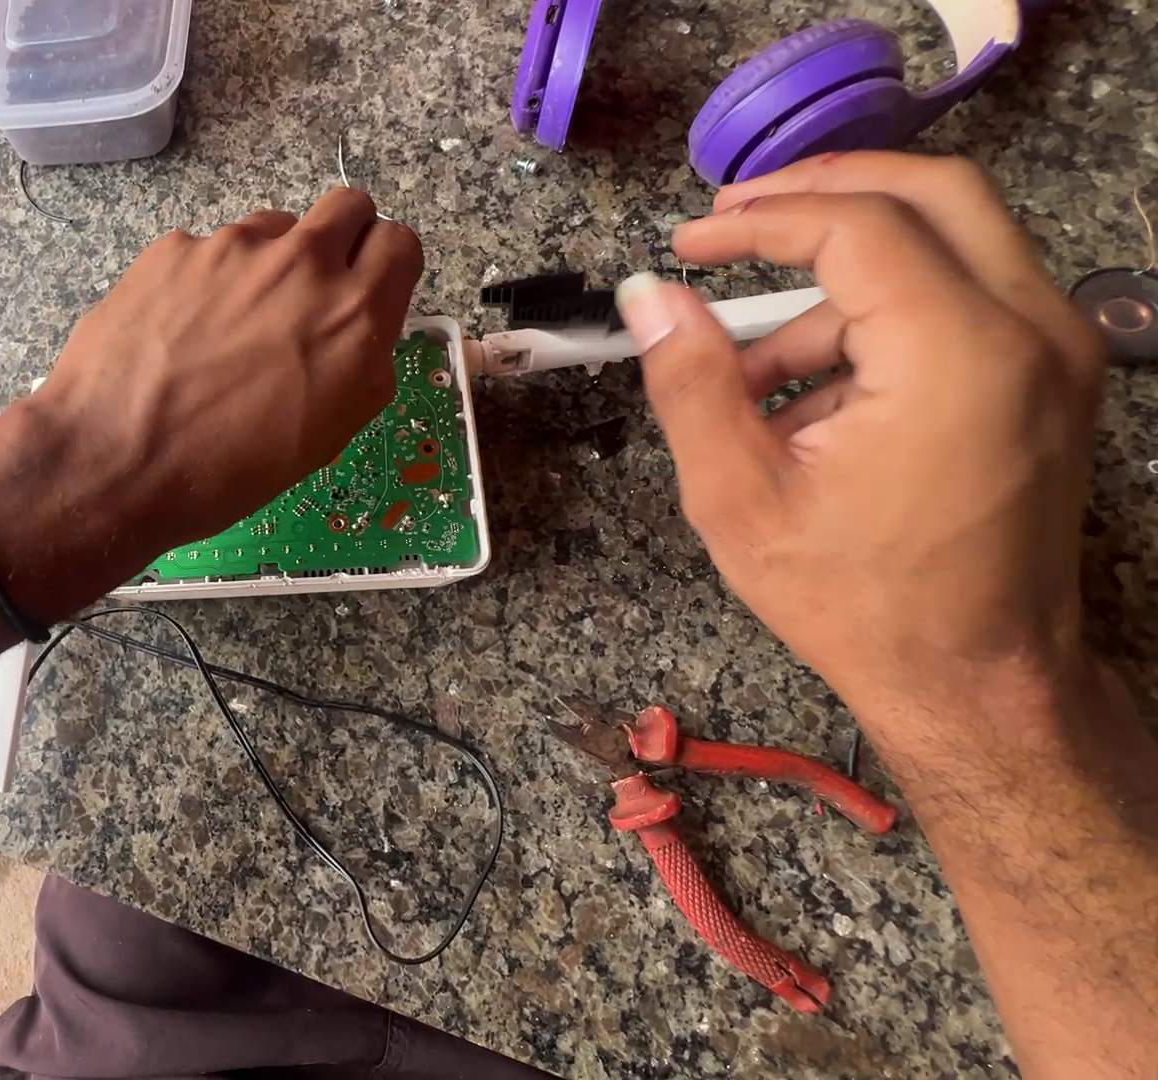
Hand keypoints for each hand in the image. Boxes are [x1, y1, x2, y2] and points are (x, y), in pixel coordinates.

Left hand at [0, 188, 421, 621]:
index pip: (401, 244)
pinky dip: (206, 278)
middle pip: (349, 206)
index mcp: (354, 318)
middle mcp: (302, 266)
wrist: (114, 463)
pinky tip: (178, 329)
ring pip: (275, 225)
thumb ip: (360, 369)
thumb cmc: (226, 473)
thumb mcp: (323, 439)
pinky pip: (209, 249)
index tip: (364, 294)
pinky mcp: (174, 248)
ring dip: (271, 260)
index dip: (384, 269)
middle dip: (341, 241)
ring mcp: (232, 249)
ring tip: (231, 323)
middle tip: (308, 295)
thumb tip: (359, 337)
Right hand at [616, 152, 1106, 723]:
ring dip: (830, 291)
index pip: (857, 229)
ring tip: (744, 383)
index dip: (758, 221)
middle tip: (729, 219)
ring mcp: (1052, 353)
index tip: (686, 240)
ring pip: (938, 254)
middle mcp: (1030, 331)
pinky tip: (802, 408)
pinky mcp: (1041, 379)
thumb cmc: (847, 596)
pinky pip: (951, 307)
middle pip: (933, 195)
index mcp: (955, 356)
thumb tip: (648, 296)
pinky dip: (867, 328)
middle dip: (819, 193)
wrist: (970, 675)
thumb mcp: (736, 494)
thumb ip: (689, 384)